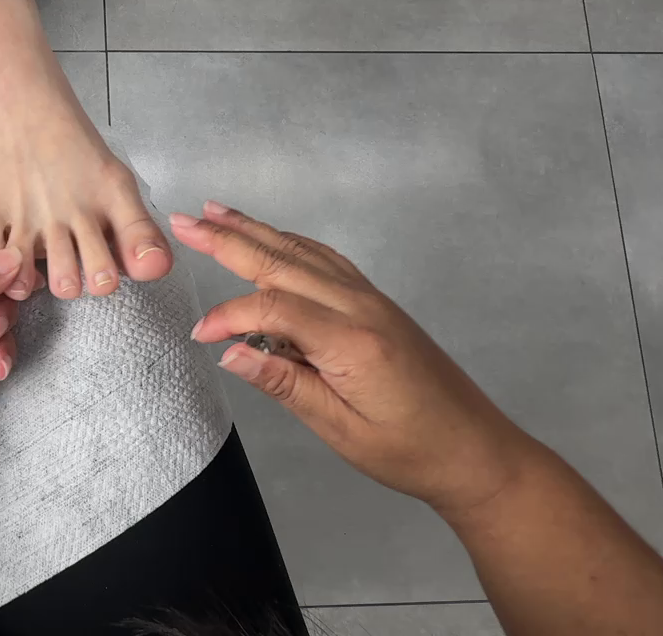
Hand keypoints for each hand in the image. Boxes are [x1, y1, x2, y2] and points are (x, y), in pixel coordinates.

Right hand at [175, 203, 542, 517]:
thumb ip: (284, 383)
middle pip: (280, 261)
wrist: (479, 451)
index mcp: (349, 340)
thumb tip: (228, 351)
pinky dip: (287, 240)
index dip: (228, 315)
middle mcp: (357, 305)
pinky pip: (322, 257)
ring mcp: (368, 296)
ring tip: (212, 211)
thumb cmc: (408, 450)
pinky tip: (268, 235)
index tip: (199, 334)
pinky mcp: (373, 298)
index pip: (272, 309)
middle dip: (227, 238)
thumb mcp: (342, 430)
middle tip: (183, 221)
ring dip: (253, 229)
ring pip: (299, 251)